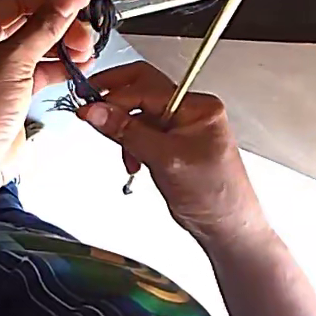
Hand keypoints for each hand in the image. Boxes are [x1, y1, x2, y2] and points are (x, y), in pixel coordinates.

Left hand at [0, 0, 97, 213]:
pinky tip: (77, 68)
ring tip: (84, 51)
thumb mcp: (13, 61)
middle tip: (83, 33)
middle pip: (28, 22)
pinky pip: (38, 71)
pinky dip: (58, 68)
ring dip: (63, 47)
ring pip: (36, 47)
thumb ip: (45, 27)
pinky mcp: (9, 93)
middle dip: (60, 25)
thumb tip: (67, 1)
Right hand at [76, 61, 271, 248]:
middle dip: (116, 103)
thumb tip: (97, 111)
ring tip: (126, 155)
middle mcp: (190, 111)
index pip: (146, 87)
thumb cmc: (215, 196)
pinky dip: (132, 145)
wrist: (227, 227)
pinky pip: (143, 132)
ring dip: (125, 132)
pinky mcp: (172, 143)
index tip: (88, 107)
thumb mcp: (165, 159)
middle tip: (89, 108)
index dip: (114, 97)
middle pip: (142, 92)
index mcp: (197, 107)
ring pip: (139, 115)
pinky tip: (134, 161)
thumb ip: (127, 132)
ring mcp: (181, 127)